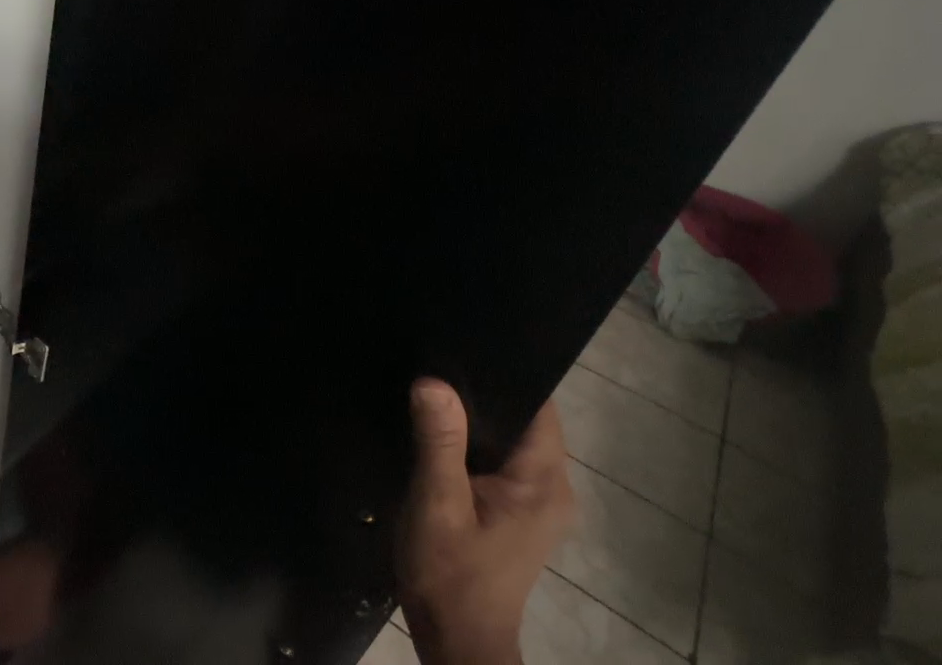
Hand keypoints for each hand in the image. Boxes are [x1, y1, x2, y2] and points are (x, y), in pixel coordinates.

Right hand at [395, 378, 573, 664]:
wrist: (456, 637)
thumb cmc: (449, 571)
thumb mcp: (436, 502)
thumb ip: (438, 441)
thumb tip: (433, 381)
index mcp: (543, 482)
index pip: (538, 408)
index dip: (503, 374)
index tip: (460, 348)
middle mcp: (553, 488)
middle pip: (525, 421)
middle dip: (482, 393)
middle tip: (434, 365)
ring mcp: (538, 503)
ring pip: (510, 440)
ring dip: (475, 420)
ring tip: (431, 391)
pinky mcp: (518, 513)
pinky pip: (500, 460)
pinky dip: (473, 444)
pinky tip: (437, 435)